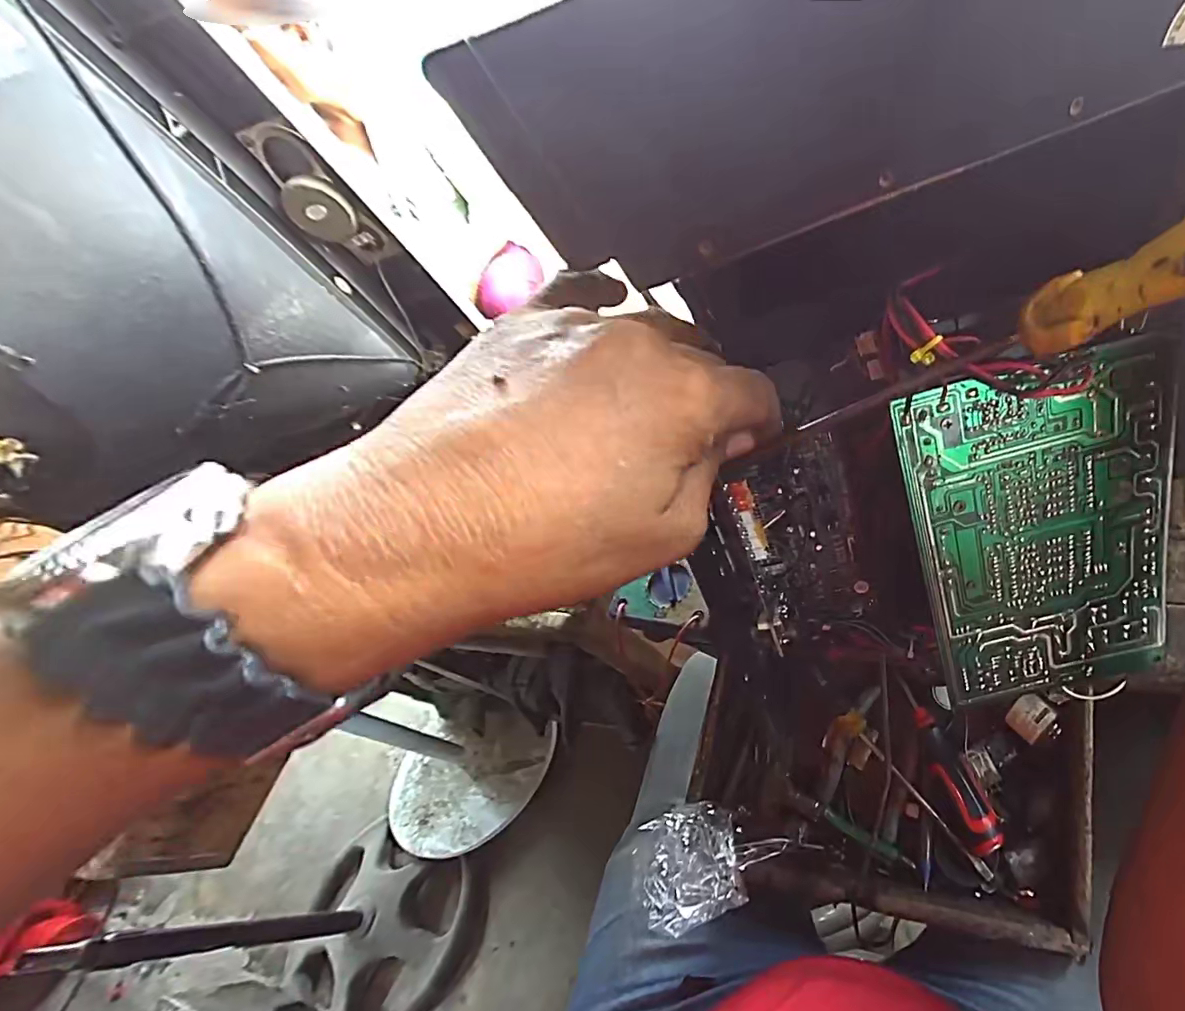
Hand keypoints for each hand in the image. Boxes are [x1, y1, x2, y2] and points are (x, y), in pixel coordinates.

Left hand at [192, 276, 780, 690]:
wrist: (421, 529)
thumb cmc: (534, 537)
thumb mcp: (669, 533)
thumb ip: (714, 477)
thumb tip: (721, 449)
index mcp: (686, 396)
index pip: (757, 392)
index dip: (763, 422)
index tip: (753, 438)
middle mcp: (637, 347)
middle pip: (709, 359)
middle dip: (714, 400)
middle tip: (696, 443)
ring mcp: (577, 329)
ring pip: (653, 331)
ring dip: (665, 369)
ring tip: (642, 414)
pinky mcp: (523, 325)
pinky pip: (585, 299)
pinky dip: (608, 318)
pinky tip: (608, 338)